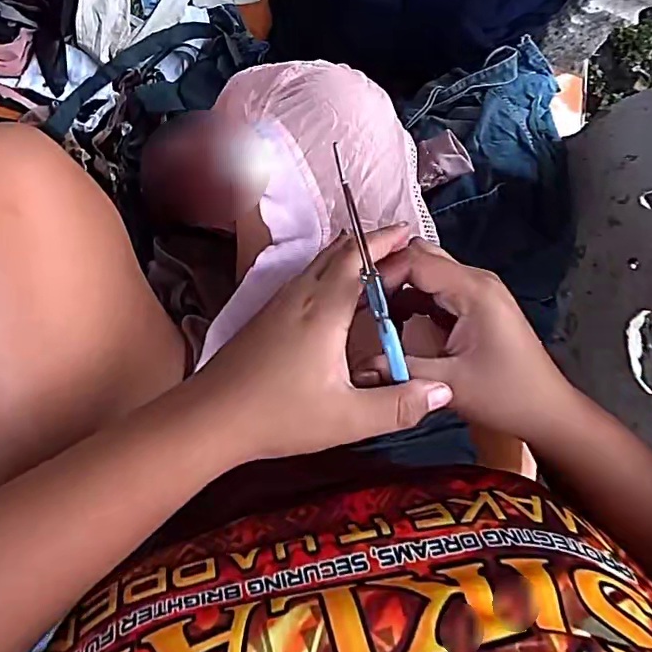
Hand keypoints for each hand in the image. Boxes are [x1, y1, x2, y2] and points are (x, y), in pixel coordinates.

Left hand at [195, 227, 452, 460]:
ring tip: (378, 260)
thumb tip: (442, 390)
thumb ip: (397, 406)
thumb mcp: (346, 419)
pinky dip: (332, 268)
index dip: (385, 242)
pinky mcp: (269, 313)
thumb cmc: (277, 416)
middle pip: (339, 251)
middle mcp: (302, 295)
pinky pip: (308, 275)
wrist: (208, 417)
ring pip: (320, 261)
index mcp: (323, 310)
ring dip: (351, 253)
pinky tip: (339, 290)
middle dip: (372, 241)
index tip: (409, 233)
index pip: (358, 259)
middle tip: (401, 243)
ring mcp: (282, 301)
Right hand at [374, 240, 578, 445]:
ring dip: (400, 289)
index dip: (382, 273)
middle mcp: (476, 280)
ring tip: (372, 314)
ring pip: (428, 273)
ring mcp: (478, 291)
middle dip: (389, 275)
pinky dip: (415, 302)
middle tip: (360, 302)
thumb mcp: (449, 384)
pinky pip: (438, 291)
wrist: (547, 409)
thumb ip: (400, 369)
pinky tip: (396, 324)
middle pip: (422, 257)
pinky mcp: (476, 305)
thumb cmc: (507, 395)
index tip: (357, 298)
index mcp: (473, 290)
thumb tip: (358, 366)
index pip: (416, 260)